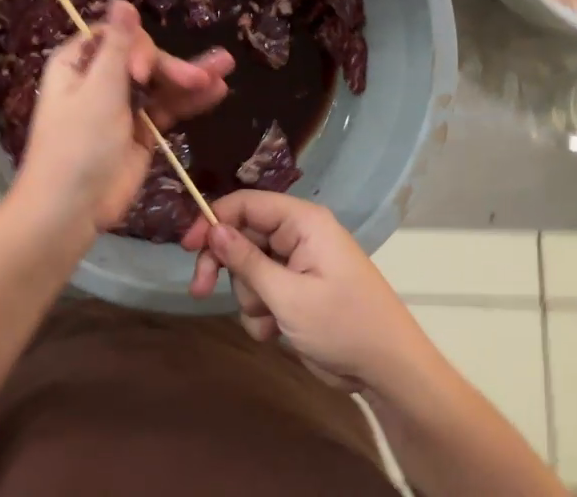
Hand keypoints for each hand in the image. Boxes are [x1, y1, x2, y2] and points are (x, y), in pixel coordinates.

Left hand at [14, 0, 230, 232]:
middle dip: (171, 66)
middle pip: (143, 58)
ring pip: (159, 83)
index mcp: (77, 64)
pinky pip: (167, 109)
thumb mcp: (98, 91)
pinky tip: (218, 90)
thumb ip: (117, 46)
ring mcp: (121, 107)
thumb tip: (121, 0)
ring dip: (190, 76)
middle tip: (199, 78)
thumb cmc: (76, 145)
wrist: (70, 209)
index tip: (142, 71)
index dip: (137, 46)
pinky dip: (190, 101)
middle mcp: (99, 80)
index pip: (114, 36)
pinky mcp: (140, 133)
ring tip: (226, 66)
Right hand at [181, 190, 425, 392]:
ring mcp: (299, 265)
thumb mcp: (288, 295)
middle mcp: (299, 236)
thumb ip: (247, 260)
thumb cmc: (344, 325)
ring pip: (248, 269)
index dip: (213, 219)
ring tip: (269, 321)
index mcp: (303, 222)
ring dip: (249, 298)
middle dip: (226, 268)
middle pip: (242, 236)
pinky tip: (276, 332)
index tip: (187, 247)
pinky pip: (262, 292)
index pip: (246, 203)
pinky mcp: (298, 292)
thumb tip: (212, 228)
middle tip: (200, 292)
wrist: (390, 372)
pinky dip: (261, 313)